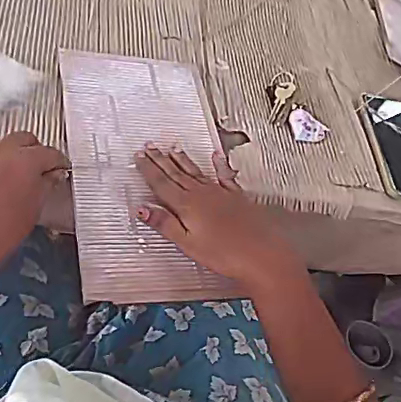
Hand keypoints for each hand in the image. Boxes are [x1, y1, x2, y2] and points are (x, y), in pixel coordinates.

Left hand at [0, 132, 69, 276]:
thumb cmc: (6, 229)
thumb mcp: (35, 207)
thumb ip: (46, 184)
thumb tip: (51, 175)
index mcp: (26, 159)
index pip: (49, 152)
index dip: (57, 162)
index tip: (58, 170)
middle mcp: (1, 151)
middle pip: (23, 139)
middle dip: (33, 151)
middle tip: (37, 170)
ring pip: (0, 148)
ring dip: (9, 159)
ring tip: (11, 181)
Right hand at [135, 147, 305, 291]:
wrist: (261, 255)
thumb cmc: (225, 253)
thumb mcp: (187, 243)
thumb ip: (165, 223)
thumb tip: (143, 210)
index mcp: (187, 205)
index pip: (161, 183)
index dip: (148, 169)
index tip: (139, 157)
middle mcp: (203, 194)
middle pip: (176, 173)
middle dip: (160, 159)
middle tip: (149, 147)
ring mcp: (220, 193)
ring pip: (195, 171)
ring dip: (181, 159)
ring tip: (171, 149)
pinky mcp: (236, 197)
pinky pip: (223, 175)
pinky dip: (217, 164)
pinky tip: (215, 156)